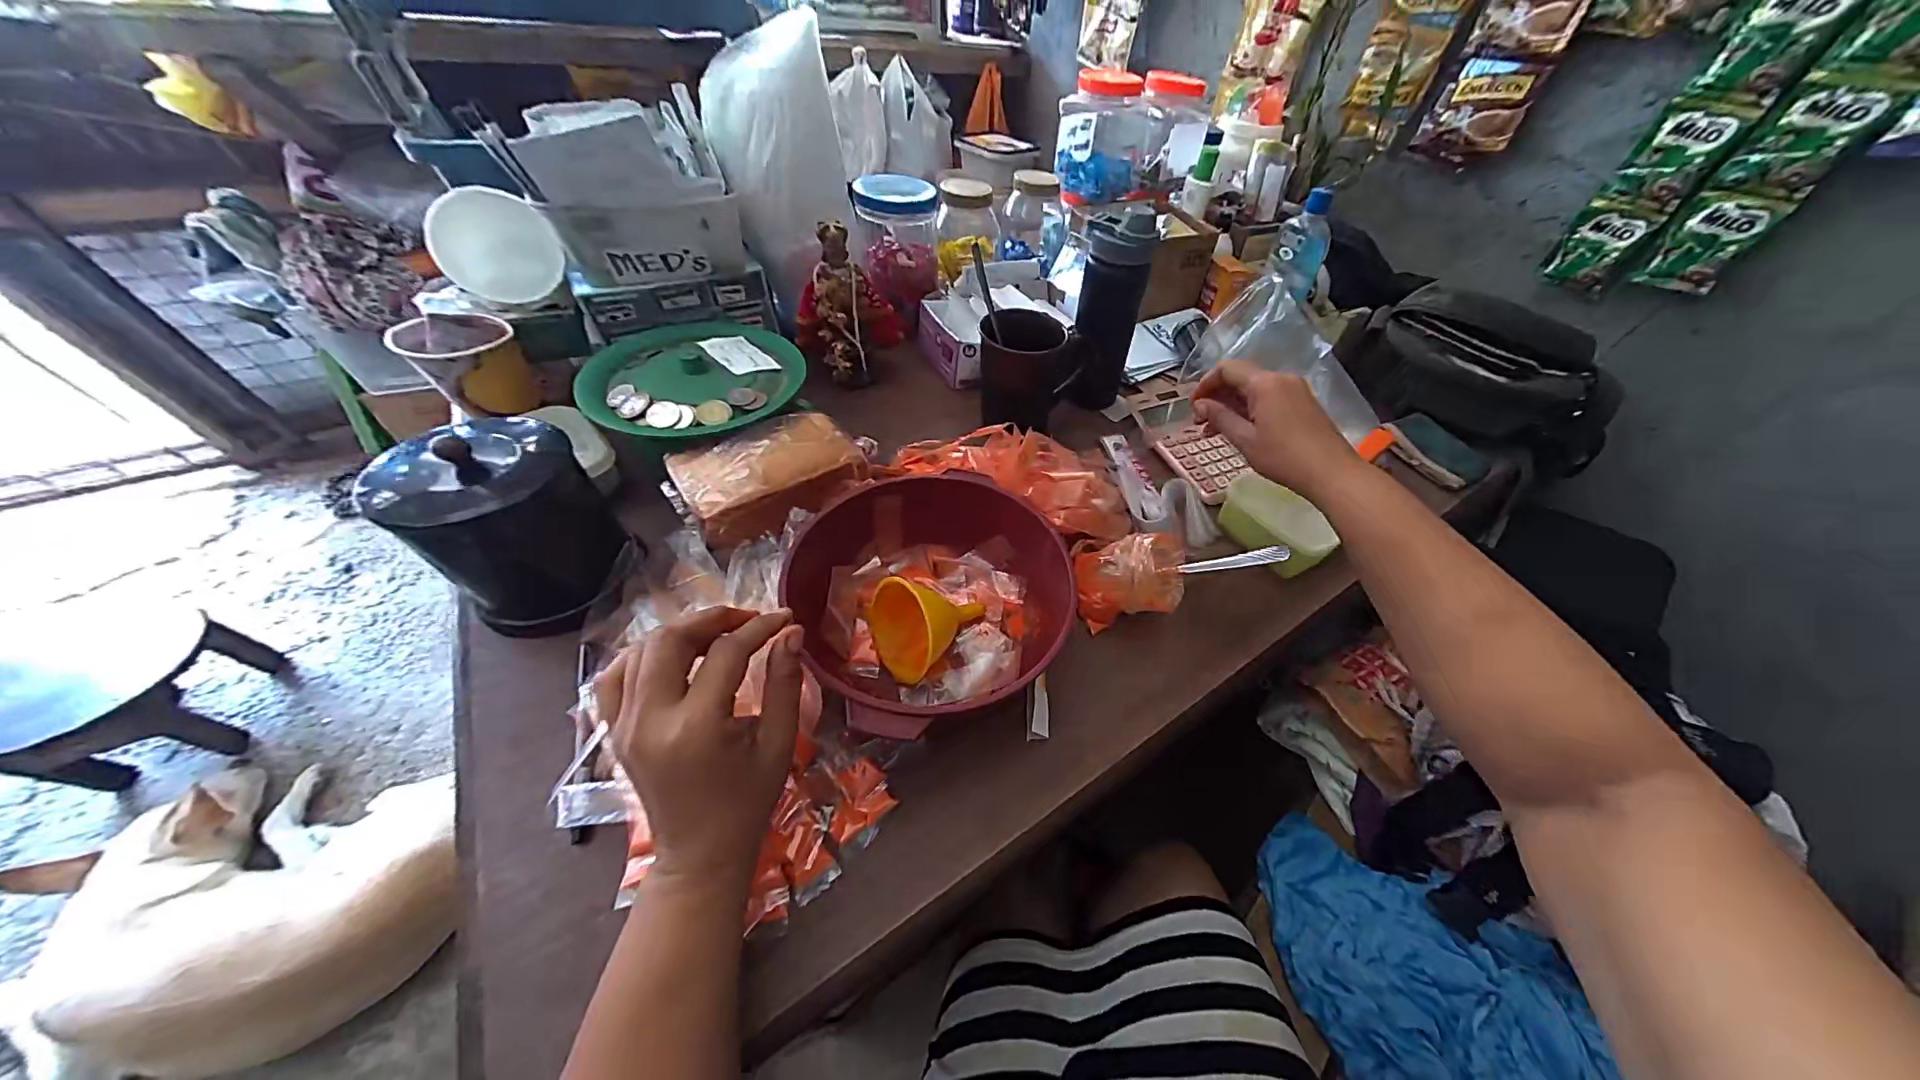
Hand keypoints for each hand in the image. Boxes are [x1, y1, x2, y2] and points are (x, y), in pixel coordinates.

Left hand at [594, 607, 804, 889]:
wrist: (700, 853)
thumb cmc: (748, 802)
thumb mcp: (778, 744)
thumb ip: (785, 684)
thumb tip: (791, 634)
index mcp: (696, 727)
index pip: (726, 653)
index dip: (759, 628)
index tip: (784, 619)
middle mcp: (650, 719)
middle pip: (671, 639)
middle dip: (713, 619)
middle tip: (746, 621)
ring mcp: (623, 725)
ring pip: (641, 650)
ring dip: (680, 633)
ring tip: (714, 637)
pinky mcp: (612, 732)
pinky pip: (614, 676)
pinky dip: (641, 655)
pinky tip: (670, 657)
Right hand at [1191, 357, 1362, 499]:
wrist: (1331, 472)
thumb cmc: (1283, 457)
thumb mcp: (1244, 439)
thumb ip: (1220, 417)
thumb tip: (1200, 404)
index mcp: (1265, 384)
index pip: (1226, 369)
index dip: (1204, 384)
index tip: (1192, 407)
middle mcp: (1281, 379)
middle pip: (1241, 376)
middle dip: (1217, 396)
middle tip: (1201, 421)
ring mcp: (1295, 389)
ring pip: (1254, 388)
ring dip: (1232, 405)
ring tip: (1216, 430)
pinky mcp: (1302, 402)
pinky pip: (1269, 397)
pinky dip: (1250, 408)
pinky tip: (1241, 430)